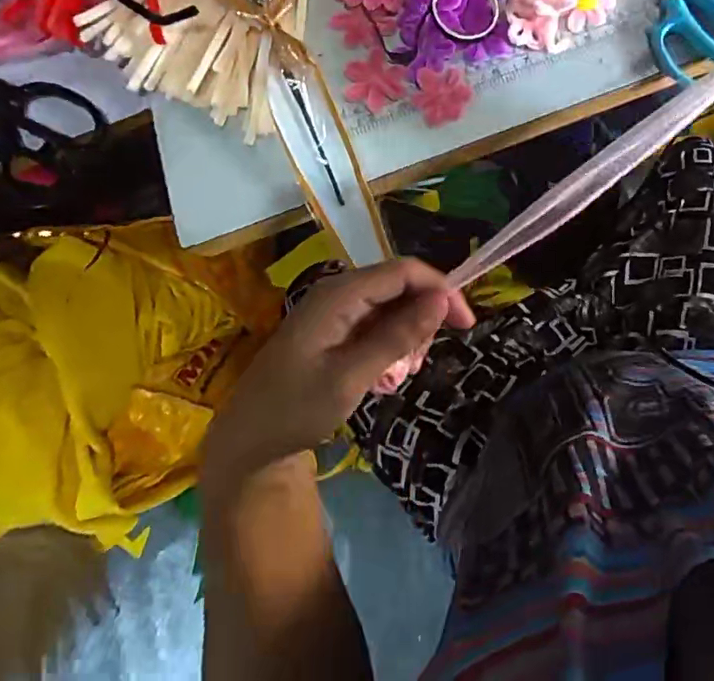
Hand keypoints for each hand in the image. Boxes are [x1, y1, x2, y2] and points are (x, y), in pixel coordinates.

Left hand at [201, 259, 474, 495]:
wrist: (247, 441)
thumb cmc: (294, 409)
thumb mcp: (351, 377)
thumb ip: (397, 336)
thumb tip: (442, 300)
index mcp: (340, 294)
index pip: (405, 271)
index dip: (442, 289)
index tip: (466, 323)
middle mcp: (340, 292)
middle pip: (402, 285)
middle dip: (425, 317)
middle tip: (422, 361)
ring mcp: (336, 309)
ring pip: (394, 304)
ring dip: (410, 334)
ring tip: (403, 373)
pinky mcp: (336, 327)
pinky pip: (378, 322)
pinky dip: (393, 343)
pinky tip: (388, 374)